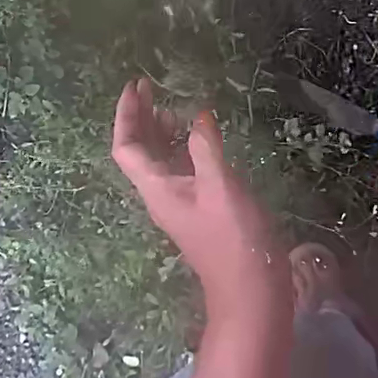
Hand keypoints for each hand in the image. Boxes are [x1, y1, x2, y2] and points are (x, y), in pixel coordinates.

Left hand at [112, 78, 287, 321]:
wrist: (251, 291)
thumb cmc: (233, 239)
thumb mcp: (220, 186)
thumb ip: (205, 147)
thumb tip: (198, 115)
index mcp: (156, 188)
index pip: (126, 147)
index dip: (126, 115)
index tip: (135, 86)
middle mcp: (161, 193)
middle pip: (139, 150)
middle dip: (141, 117)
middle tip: (151, 87)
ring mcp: (179, 201)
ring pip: (159, 158)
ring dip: (161, 131)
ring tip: (172, 107)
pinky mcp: (199, 206)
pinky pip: (181, 168)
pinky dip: (183, 146)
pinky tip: (200, 136)